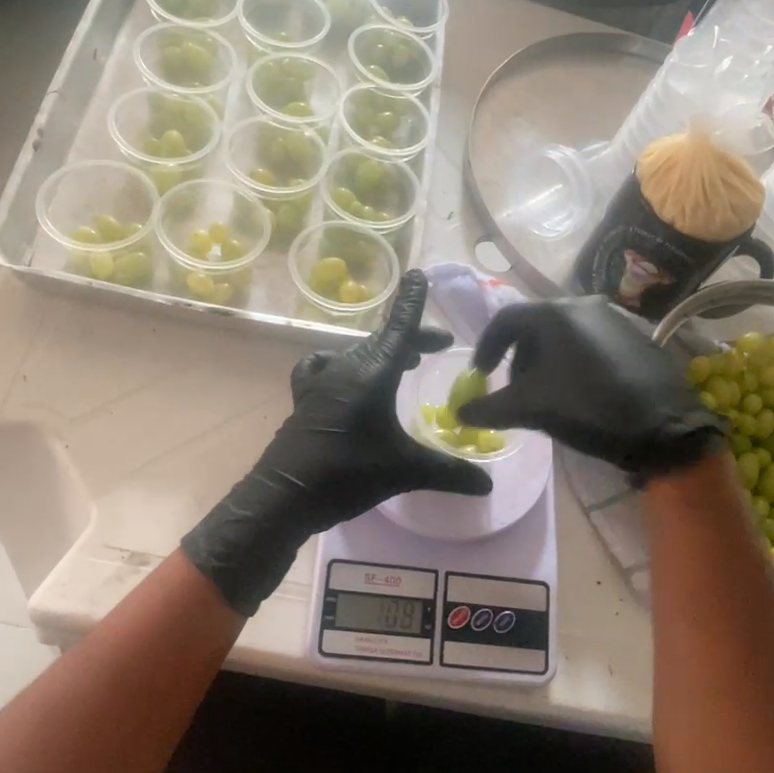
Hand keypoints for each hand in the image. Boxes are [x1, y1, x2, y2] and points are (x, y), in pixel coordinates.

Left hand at [181, 271, 492, 613]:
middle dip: (412, 338)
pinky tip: (344, 378)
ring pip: (356, 354)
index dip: (412, 304)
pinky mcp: (304, 400)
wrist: (285, 496)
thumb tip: (488, 484)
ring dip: (382, 352)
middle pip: (382, 341)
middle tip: (437, 347)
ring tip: (403, 362)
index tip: (419, 275)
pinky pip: (325, 368)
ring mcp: (320, 383)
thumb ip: (448, 473)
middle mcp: (344, 370)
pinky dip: (342, 365)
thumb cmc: (347, 475)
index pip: (398, 330)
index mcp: (371, 375)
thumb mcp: (404, 472)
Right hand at [459, 296, 721, 481]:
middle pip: (535, 327)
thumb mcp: (532, 409)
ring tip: (548, 397)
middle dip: (518, 360)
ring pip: (564, 336)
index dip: (486, 348)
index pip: (505, 321)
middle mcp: (583, 306)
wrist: (664, 425)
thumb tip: (461, 413)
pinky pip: (590, 344)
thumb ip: (489, 408)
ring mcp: (614, 319)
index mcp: (555, 314)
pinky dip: (574, 365)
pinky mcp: (635, 337)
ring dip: (546, 364)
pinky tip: (581, 395)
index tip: (481, 375)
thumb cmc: (590, 408)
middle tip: (515, 392)